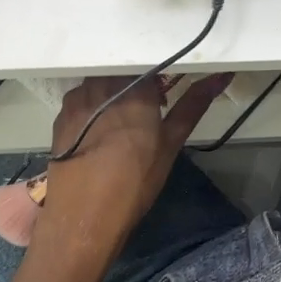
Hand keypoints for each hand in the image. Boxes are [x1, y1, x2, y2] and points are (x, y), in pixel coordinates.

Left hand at [37, 74, 230, 252]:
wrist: (84, 218)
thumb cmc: (134, 182)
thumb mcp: (170, 144)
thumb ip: (193, 105)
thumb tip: (220, 77)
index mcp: (132, 88)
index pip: (149, 63)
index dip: (161, 73)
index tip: (169, 90)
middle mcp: (100, 85)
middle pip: (122, 70)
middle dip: (138, 81)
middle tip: (152, 106)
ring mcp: (75, 100)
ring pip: (100, 82)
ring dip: (115, 92)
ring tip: (127, 120)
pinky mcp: (60, 117)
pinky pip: (82, 99)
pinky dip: (96, 105)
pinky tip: (103, 131)